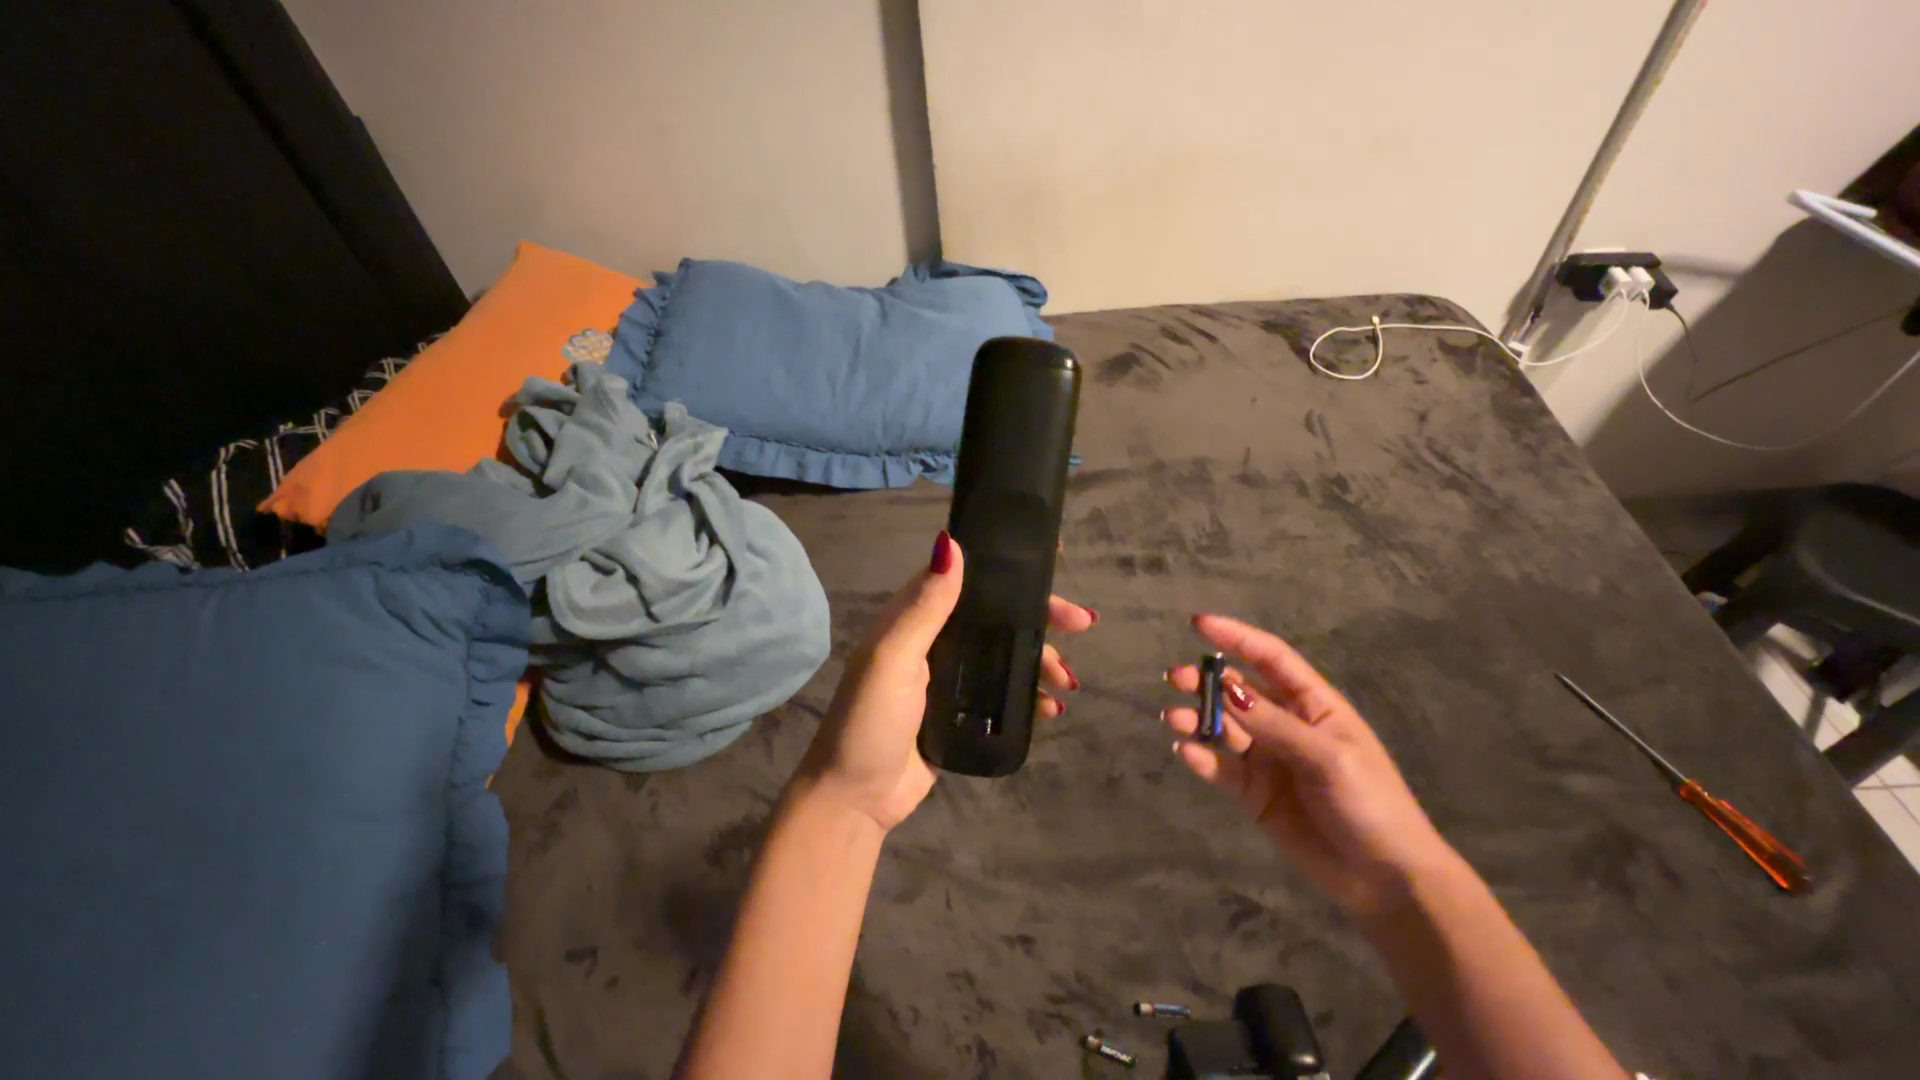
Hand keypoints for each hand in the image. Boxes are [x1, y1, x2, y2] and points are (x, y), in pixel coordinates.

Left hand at [797, 531, 1094, 831]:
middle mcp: (934, 642)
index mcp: (913, 619)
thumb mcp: (894, 657)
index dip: (1008, 569)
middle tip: (1082, 623)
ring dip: (1041, 660)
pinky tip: (1049, 709)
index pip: (967, 578)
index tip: (1052, 562)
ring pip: (1007, 656)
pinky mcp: (963, 715)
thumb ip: (925, 604)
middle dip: (1040, 618)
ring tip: (1066, 681)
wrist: (856, 797)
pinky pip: (1005, 695)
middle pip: (997, 617)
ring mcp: (950, 680)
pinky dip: (1030, 696)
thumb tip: (951, 541)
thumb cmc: (869, 720)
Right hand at [1163, 614, 1458, 915]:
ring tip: (1173, 718)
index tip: (1198, 624)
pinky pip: (1221, 769)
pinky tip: (1186, 752)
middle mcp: (1286, 726)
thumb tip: (1226, 689)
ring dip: (1197, 718)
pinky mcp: (1254, 795)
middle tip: (1174, 677)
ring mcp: (1268, 761)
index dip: (1236, 638)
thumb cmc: (1370, 803)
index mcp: (1314, 706)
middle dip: (1206, 681)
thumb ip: (1274, 724)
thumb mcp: (1327, 757)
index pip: (1270, 659)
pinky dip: (1201, 758)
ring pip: (1224, 728)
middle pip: (1239, 692)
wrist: (1384, 878)